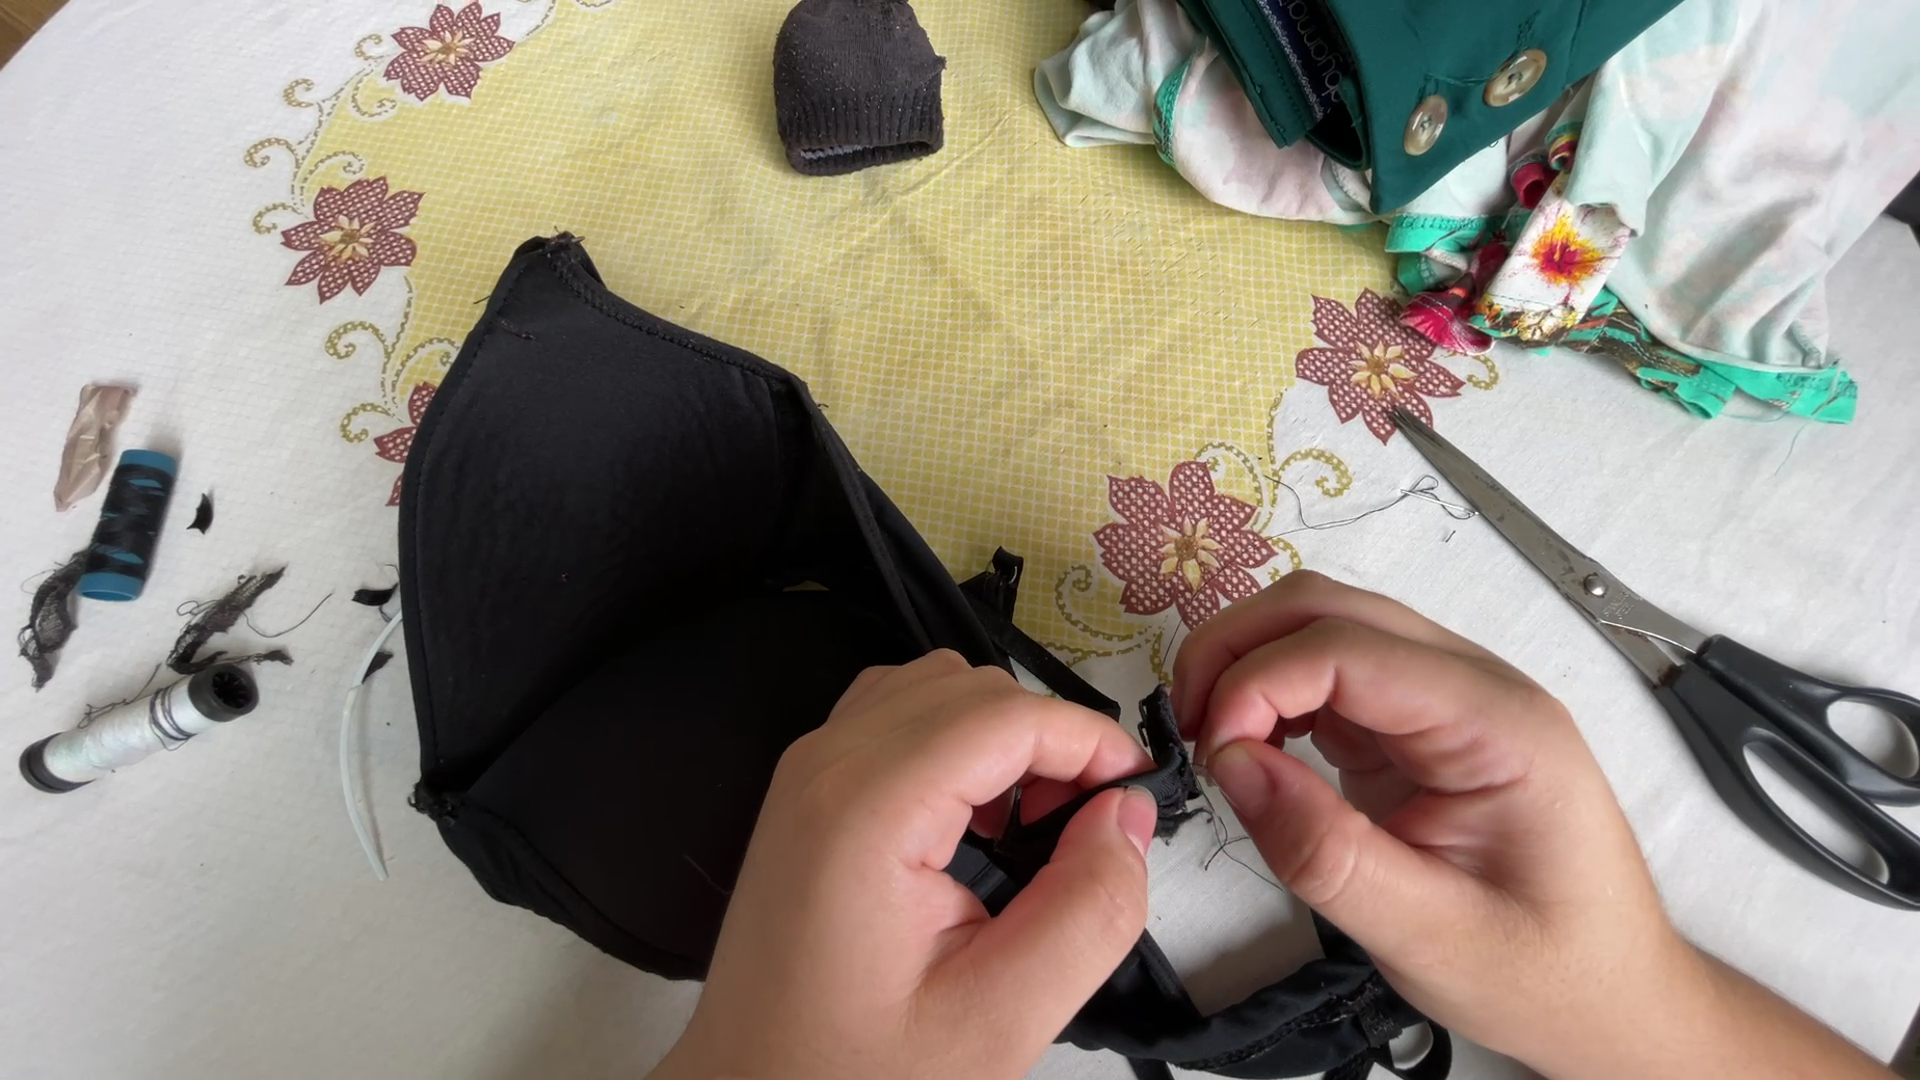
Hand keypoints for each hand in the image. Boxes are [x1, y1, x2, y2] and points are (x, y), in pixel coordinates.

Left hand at [649, 651, 1160, 1079]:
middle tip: (1083, 818)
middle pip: (974, 688)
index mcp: (866, 807)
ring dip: (1003, 729)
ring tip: (1027, 814)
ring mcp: (811, 758)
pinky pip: (900, 703)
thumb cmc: (856, 1073)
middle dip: (1049, 736)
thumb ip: (1088, 910)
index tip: (1135, 787)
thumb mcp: (999, 1019)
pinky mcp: (811, 774)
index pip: (1003, 716)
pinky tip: (970, 801)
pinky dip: (956, 729)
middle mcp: (828, 758)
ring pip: (939, 682)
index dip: (1087, 737)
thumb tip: (1126, 814)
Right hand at [1173, 571, 1892, 1079]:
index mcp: (1494, 723)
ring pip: (1311, 619)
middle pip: (1321, 605)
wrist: (1610, 1000)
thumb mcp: (1431, 939)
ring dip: (1242, 658)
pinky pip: (1315, 663)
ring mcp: (1435, 688)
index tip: (1214, 754)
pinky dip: (1262, 685)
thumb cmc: (1542, 976)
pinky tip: (1249, 738)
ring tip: (1210, 730)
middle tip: (1189, 722)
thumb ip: (1324, 851)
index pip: (1346, 649)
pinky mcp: (1403, 711)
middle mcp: (1467, 680)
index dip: (1257, 684)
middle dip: (1234, 647)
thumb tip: (1228, 762)